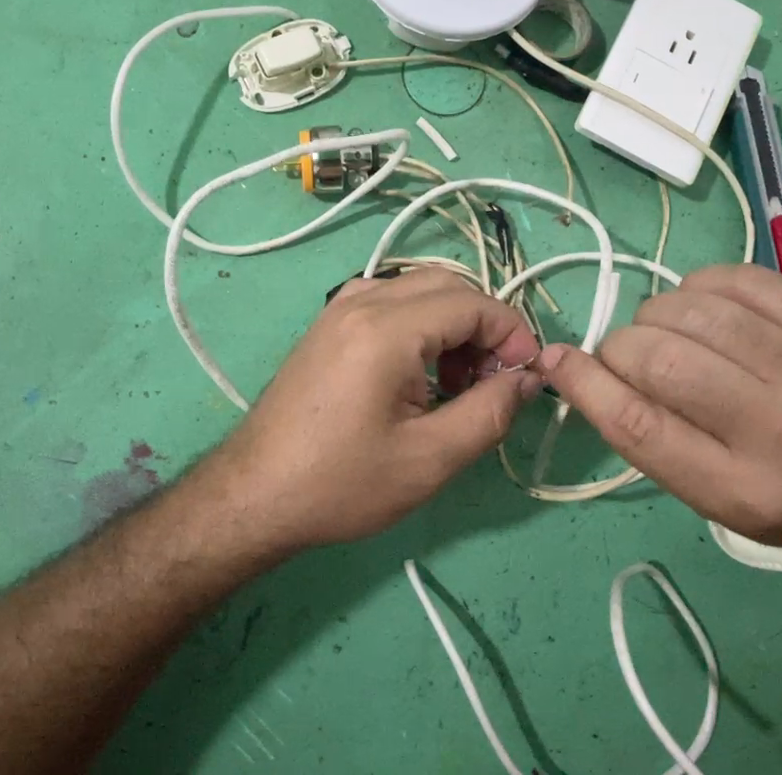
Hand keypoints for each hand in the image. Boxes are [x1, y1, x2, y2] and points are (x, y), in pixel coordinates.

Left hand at [196, 268, 541, 552]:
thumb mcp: (430, 458)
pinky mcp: (327, 327)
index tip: (528, 377)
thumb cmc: (341, 483)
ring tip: (458, 385)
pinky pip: (389, 303)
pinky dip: (419, 325)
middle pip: (447, 284)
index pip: (472, 302)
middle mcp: (360, 302)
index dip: (512, 333)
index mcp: (386, 328)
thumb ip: (490, 412)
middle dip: (484, 326)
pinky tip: (420, 375)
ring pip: (418, 290)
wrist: (254, 496)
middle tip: (494, 381)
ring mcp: (338, 310)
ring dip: (452, 324)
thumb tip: (527, 379)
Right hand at [535, 264, 781, 557]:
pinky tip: (701, 307)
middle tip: (626, 354)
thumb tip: (565, 363)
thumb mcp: (705, 492)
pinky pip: (736, 278)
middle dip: (621, 347)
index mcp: (741, 490)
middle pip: (663, 362)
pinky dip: (698, 286)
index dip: (586, 384)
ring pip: (695, 311)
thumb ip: (640, 431)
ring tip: (665, 330)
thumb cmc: (777, 492)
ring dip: (657, 314)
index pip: (640, 425)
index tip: (558, 360)